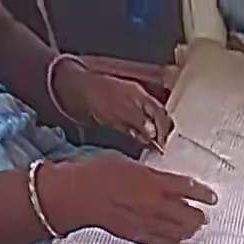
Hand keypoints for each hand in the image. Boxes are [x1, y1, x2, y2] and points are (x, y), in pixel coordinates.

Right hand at [36, 157, 215, 243]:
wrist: (82, 195)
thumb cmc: (101, 175)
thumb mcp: (132, 166)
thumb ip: (154, 177)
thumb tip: (168, 185)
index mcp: (154, 183)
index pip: (187, 189)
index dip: (202, 194)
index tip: (211, 197)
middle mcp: (154, 205)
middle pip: (187, 215)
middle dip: (198, 217)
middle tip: (204, 216)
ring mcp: (147, 223)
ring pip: (178, 232)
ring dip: (189, 231)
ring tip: (194, 229)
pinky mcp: (138, 236)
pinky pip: (163, 243)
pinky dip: (173, 241)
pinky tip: (177, 239)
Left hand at [56, 62, 172, 146]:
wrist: (80, 94)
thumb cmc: (98, 96)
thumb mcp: (119, 108)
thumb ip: (137, 120)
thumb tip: (153, 133)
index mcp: (141, 97)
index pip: (161, 114)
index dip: (164, 130)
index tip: (163, 145)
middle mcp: (141, 104)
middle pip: (159, 121)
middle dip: (161, 134)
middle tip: (160, 149)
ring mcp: (135, 112)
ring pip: (151, 127)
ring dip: (152, 138)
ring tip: (152, 148)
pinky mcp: (127, 120)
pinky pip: (141, 131)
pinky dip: (143, 138)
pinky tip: (140, 142)